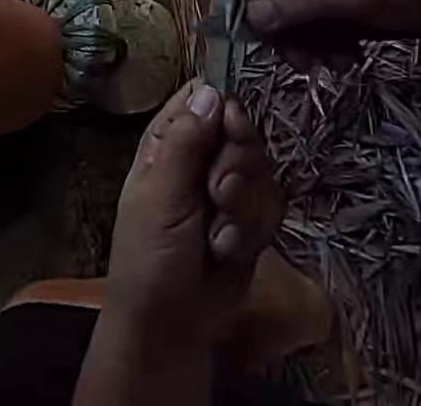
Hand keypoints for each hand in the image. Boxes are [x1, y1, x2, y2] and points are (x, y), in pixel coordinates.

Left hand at [103, 79, 281, 351]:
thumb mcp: (160, 198)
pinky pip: (272, 204)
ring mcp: (230, 185)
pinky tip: (227, 250)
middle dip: (238, 162)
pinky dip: (251, 231)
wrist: (171, 330)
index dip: (223, 102)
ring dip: (243, 206)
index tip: (231, 124)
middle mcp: (202, 155)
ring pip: (261, 167)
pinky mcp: (252, 216)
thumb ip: (185, 144)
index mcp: (170, 140)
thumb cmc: (149, 260)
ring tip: (217, 234)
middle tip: (220, 191)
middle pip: (242, 127)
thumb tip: (211, 91)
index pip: (204, 95)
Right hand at [244, 0, 420, 68]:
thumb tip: (248, 15)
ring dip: (310, 44)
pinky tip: (349, 57)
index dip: (252, 5)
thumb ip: (296, 1)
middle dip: (288, 32)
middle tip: (307, 61)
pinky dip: (327, 45)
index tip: (261, 42)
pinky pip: (315, 25)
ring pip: (292, 17)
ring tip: (340, 61)